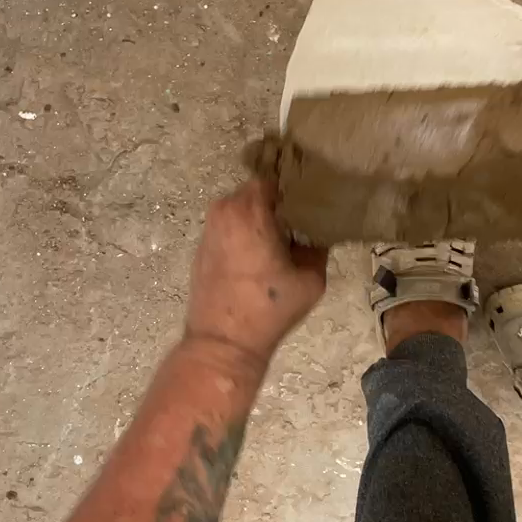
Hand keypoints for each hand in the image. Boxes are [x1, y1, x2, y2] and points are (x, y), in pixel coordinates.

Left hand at [182, 147, 328, 367]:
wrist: (223, 343)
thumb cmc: (269, 308)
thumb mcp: (311, 279)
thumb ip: (319, 246)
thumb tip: (318, 232)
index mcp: (251, 210)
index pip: (275, 178)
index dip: (292, 186)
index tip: (308, 199)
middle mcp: (226, 210)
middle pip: (256, 191)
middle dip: (275, 203)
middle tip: (297, 221)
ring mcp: (210, 227)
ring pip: (240, 208)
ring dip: (257, 218)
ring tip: (279, 239)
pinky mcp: (202, 245)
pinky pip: (228, 226)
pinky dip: (242, 233)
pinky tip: (257, 255)